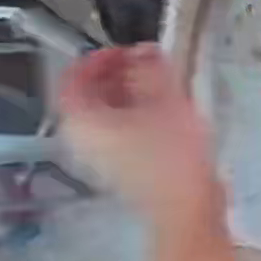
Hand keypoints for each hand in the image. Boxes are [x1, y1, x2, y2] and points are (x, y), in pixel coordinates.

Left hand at [58, 44, 221, 226]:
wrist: (187, 210)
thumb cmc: (173, 156)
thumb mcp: (167, 104)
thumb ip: (152, 71)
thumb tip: (144, 50)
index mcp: (80, 121)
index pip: (74, 77)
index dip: (100, 58)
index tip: (131, 50)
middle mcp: (79, 140)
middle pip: (88, 97)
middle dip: (117, 76)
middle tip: (149, 66)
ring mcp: (98, 159)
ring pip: (105, 116)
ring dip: (129, 96)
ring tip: (162, 88)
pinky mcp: (118, 171)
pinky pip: (119, 134)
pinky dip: (135, 118)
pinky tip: (165, 115)